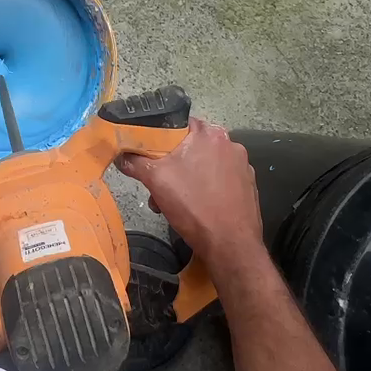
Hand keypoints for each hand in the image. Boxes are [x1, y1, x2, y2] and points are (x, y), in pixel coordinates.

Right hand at [117, 119, 266, 277]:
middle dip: (172, 162)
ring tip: (175, 200)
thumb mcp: (155, 180)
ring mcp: (242, 166)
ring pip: (205, 164)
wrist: (231, 247)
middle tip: (159, 182)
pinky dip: (207, 187)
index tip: (149, 152)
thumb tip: (121, 156)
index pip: (177, 123)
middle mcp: (230, 144)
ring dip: (188, 176)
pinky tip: (198, 207)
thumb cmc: (194, 206)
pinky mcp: (249, 186)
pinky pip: (220, 179)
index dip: (159, 137)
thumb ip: (135, 162)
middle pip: (191, 145)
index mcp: (209, 134)